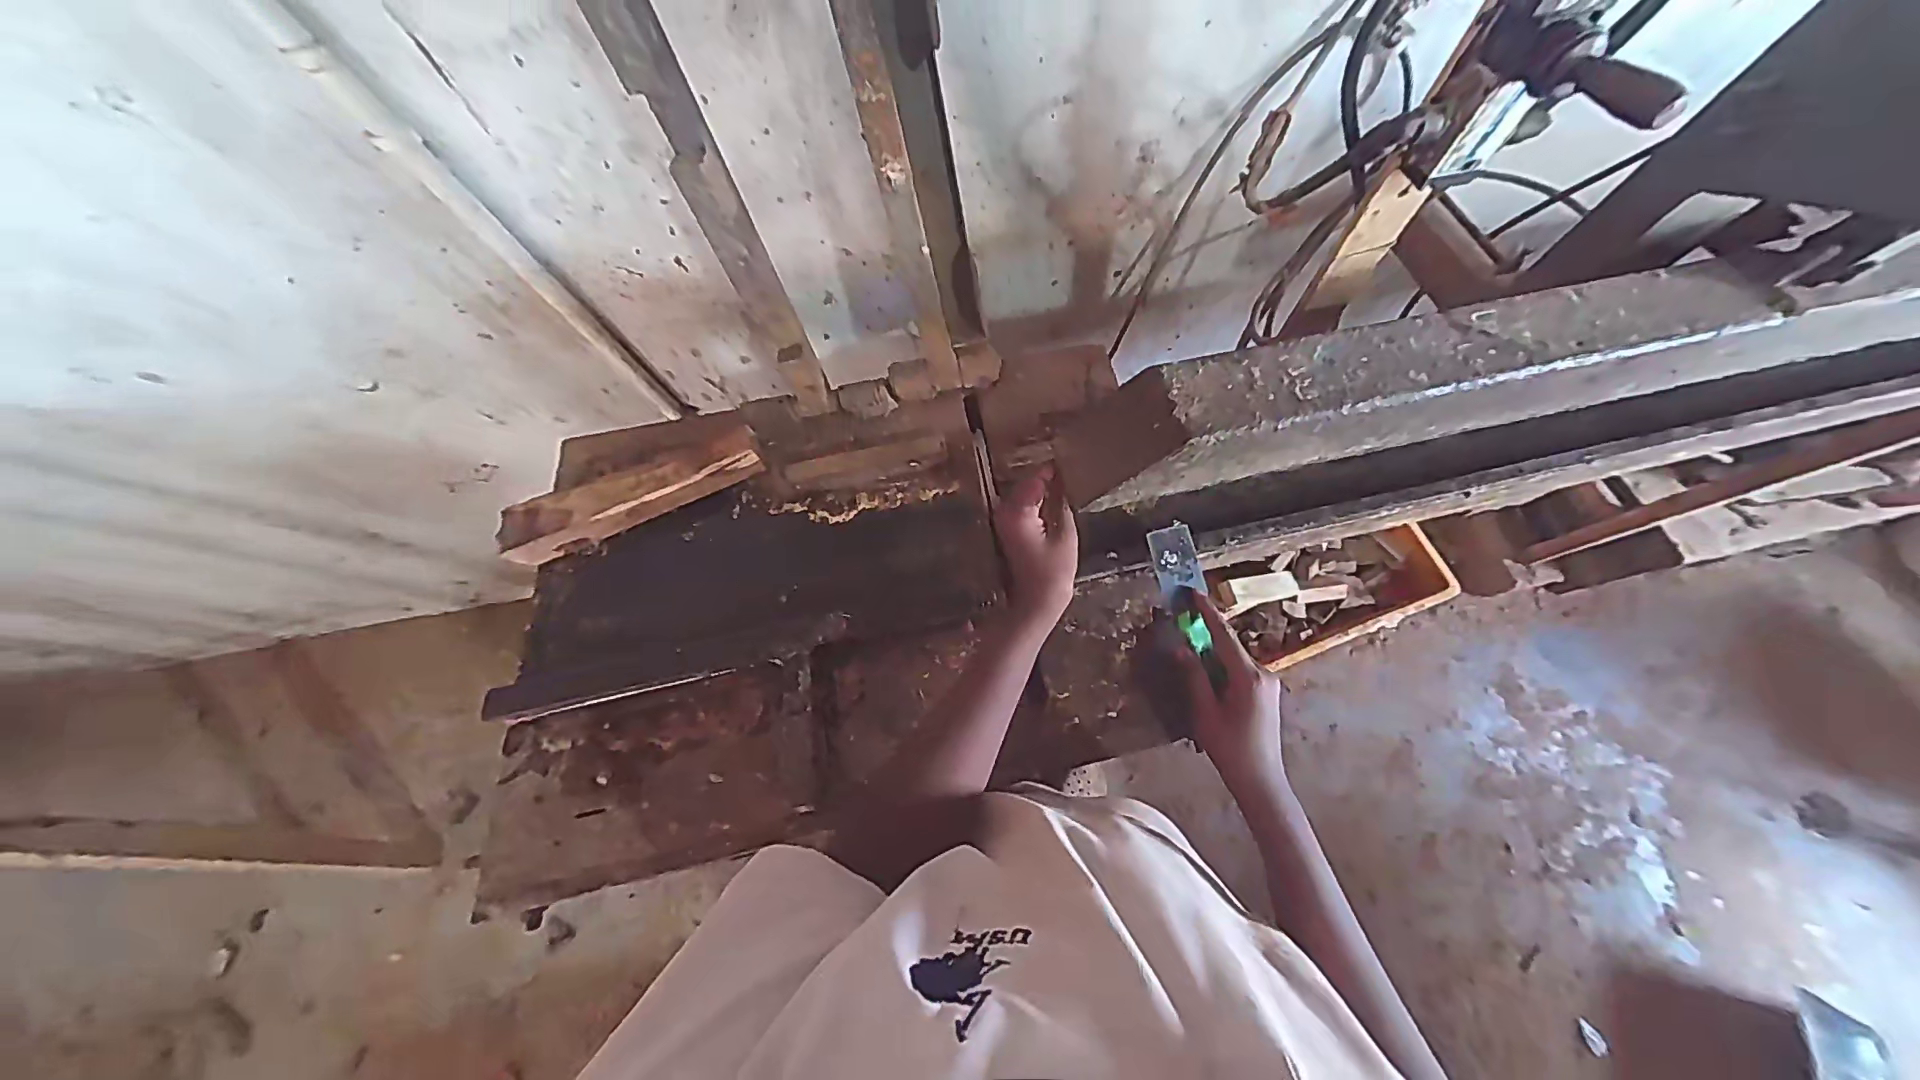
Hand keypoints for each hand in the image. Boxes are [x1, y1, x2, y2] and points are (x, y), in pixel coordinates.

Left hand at [992, 464, 1077, 627]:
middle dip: (1044, 480)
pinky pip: (1019, 509)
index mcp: (1018, 512)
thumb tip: (1061, 483)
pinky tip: (1049, 509)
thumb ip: (1062, 503)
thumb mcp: (1065, 534)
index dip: (1051, 471)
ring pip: (1021, 496)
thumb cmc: (1054, 572)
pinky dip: (1033, 506)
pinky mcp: (1005, 533)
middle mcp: (1004, 514)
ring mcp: (1001, 523)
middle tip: (1066, 477)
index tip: (1066, 464)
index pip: (1034, 480)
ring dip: (1038, 493)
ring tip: (1061, 490)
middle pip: (1024, 485)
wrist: (1035, 602)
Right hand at [1170, 590, 1288, 797]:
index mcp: (1248, 676)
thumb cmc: (1230, 748)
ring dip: (1212, 654)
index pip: (1224, 636)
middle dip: (1206, 633)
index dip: (1207, 613)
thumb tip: (1182, 649)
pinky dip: (1222, 667)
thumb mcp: (1205, 712)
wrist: (1261, 779)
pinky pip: (1240, 670)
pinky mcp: (1266, 693)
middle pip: (1229, 645)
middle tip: (1183, 621)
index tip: (1194, 593)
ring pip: (1234, 658)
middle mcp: (1263, 674)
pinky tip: (1207, 676)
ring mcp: (1268, 683)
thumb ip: (1194, 677)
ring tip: (1190, 654)